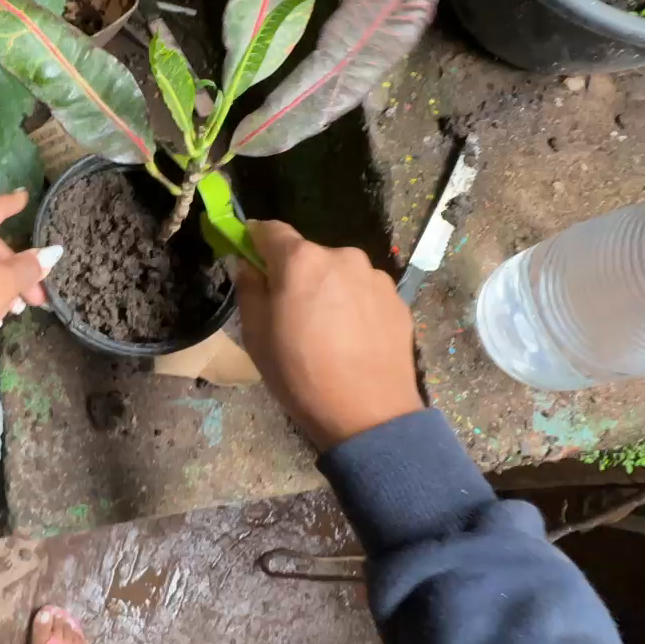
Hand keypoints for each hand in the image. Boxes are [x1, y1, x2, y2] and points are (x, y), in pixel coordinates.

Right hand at [234, 221, 423, 450]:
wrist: (367, 413)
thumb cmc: (299, 373)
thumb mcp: (255, 334)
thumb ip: (249, 289)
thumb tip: (247, 265)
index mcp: (301, 260)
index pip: (269, 229)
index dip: (254, 240)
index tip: (248, 259)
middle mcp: (341, 256)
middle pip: (307, 254)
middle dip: (294, 274)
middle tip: (288, 313)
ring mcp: (374, 277)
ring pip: (338, 274)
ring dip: (326, 290)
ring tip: (325, 333)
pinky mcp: (397, 300)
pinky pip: (363, 293)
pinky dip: (352, 307)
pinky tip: (350, 341)